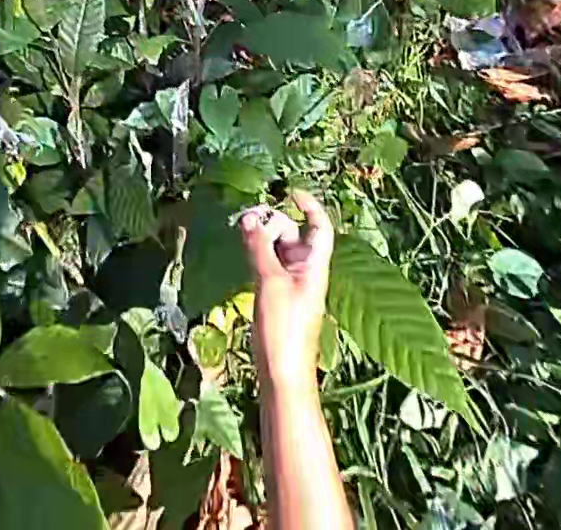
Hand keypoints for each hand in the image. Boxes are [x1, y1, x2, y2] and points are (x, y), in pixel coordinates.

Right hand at [240, 191, 334, 389]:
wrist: (283, 371)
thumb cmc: (285, 328)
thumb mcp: (270, 282)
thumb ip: (259, 247)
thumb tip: (249, 217)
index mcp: (314, 266)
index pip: (320, 227)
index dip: (310, 206)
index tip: (290, 191)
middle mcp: (305, 270)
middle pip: (293, 232)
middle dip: (272, 220)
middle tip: (247, 217)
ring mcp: (290, 281)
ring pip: (277, 245)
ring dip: (260, 234)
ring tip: (240, 229)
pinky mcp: (276, 291)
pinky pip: (267, 260)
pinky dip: (256, 249)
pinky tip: (241, 247)